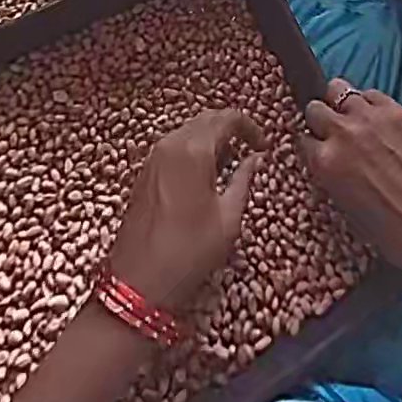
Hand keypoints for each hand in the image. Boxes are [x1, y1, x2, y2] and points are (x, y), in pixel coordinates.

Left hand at [106, 109, 269, 309]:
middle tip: (250, 150)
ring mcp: (154, 157)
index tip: (263, 147)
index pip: (227, 118)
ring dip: (212, 139)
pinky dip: (194, 149)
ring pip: (189, 130)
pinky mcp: (145, 171)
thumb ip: (244, 179)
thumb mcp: (228, 217)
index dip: (250, 127)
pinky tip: (205, 175)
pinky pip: (174, 146)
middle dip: (231, 128)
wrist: (137, 283)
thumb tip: (255, 158)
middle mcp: (170, 144)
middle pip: (206, 119)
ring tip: (230, 164)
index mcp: (193, 150)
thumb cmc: (188, 252)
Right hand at [301, 79, 401, 295]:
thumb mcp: (352, 217)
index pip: (302, 141)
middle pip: (315, 108)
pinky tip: (378, 119)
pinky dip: (369, 102)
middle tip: (332, 133)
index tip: (317, 151)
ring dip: (341, 104)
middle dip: (320, 120)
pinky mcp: (398, 110)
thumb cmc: (400, 237)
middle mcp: (343, 133)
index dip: (311, 147)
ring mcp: (371, 117)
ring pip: (339, 89)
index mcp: (327, 164)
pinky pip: (371, 93)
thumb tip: (332, 169)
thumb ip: (335, 183)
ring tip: (353, 119)